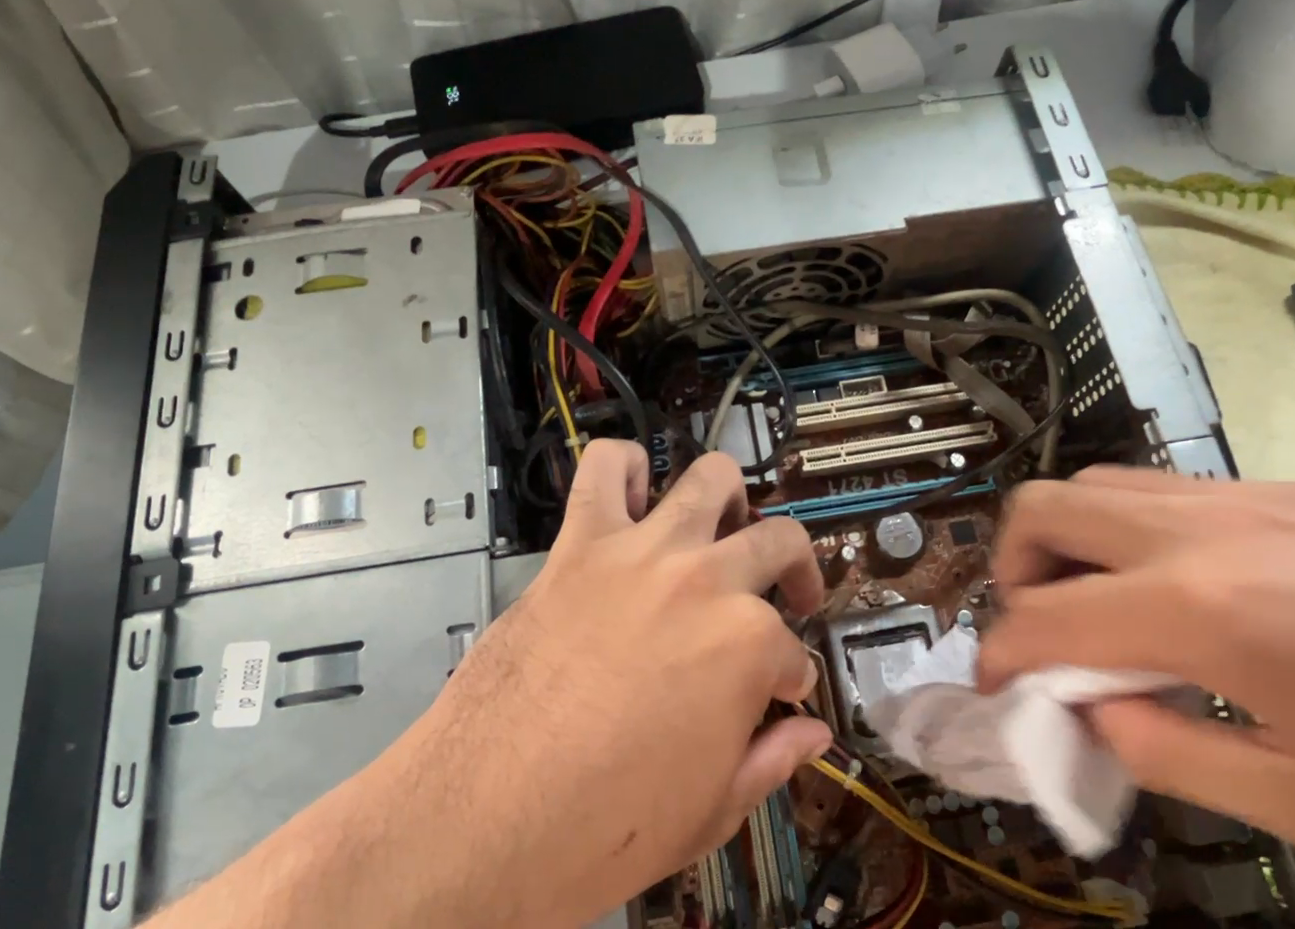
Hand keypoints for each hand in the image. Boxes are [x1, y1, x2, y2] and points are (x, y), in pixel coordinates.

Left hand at [396, 442, 829, 923]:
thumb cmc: (602, 828)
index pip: (792, 653)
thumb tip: (809, 734)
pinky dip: (625, 467)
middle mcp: (705, 581)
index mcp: (748, 646)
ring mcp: (641, 554)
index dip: (790, 679)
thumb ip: (770, 760)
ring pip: (709, 479)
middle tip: (788, 599)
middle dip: (796, 574)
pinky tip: (635, 493)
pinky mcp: (578, 546)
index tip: (780, 696)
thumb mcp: (709, 812)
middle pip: (776, 544)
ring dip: (728, 498)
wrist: (485, 817)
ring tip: (724, 526)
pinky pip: (603, 470)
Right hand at [977, 467, 1294, 878]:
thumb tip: (1098, 716)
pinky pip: (1177, 491)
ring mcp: (1258, 493)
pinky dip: (1142, 535)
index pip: (1044, 617)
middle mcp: (1210, 528)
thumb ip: (1174, 755)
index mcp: (1206, 609)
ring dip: (1073, 542)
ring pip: (1105, 484)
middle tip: (1040, 633)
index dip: (999, 654)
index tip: (996, 687)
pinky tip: (1201, 594)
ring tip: (1109, 610)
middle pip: (1047, 507)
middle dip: (1012, 570)